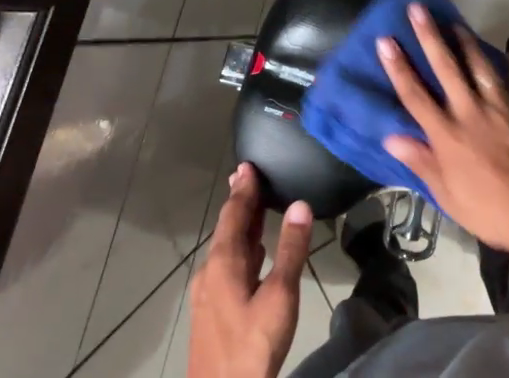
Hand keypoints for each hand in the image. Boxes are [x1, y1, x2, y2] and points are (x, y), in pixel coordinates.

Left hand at [187, 163, 313, 377]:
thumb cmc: (253, 344)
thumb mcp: (280, 296)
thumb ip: (290, 250)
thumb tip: (300, 204)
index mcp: (224, 262)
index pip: (233, 214)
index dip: (243, 189)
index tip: (248, 165)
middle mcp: (210, 272)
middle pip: (226, 229)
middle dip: (239, 203)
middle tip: (249, 177)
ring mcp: (208, 294)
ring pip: (226, 249)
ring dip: (240, 227)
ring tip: (255, 210)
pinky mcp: (211, 312)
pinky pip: (226, 267)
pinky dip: (240, 250)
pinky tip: (252, 256)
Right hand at [377, 3, 508, 256]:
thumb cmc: (488, 211)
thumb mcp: (447, 195)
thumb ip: (421, 161)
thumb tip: (390, 137)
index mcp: (447, 135)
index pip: (415, 95)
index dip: (398, 67)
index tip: (386, 40)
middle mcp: (470, 112)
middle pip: (446, 68)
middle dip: (429, 36)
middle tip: (418, 9)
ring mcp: (501, 108)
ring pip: (481, 66)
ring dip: (467, 42)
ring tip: (457, 24)